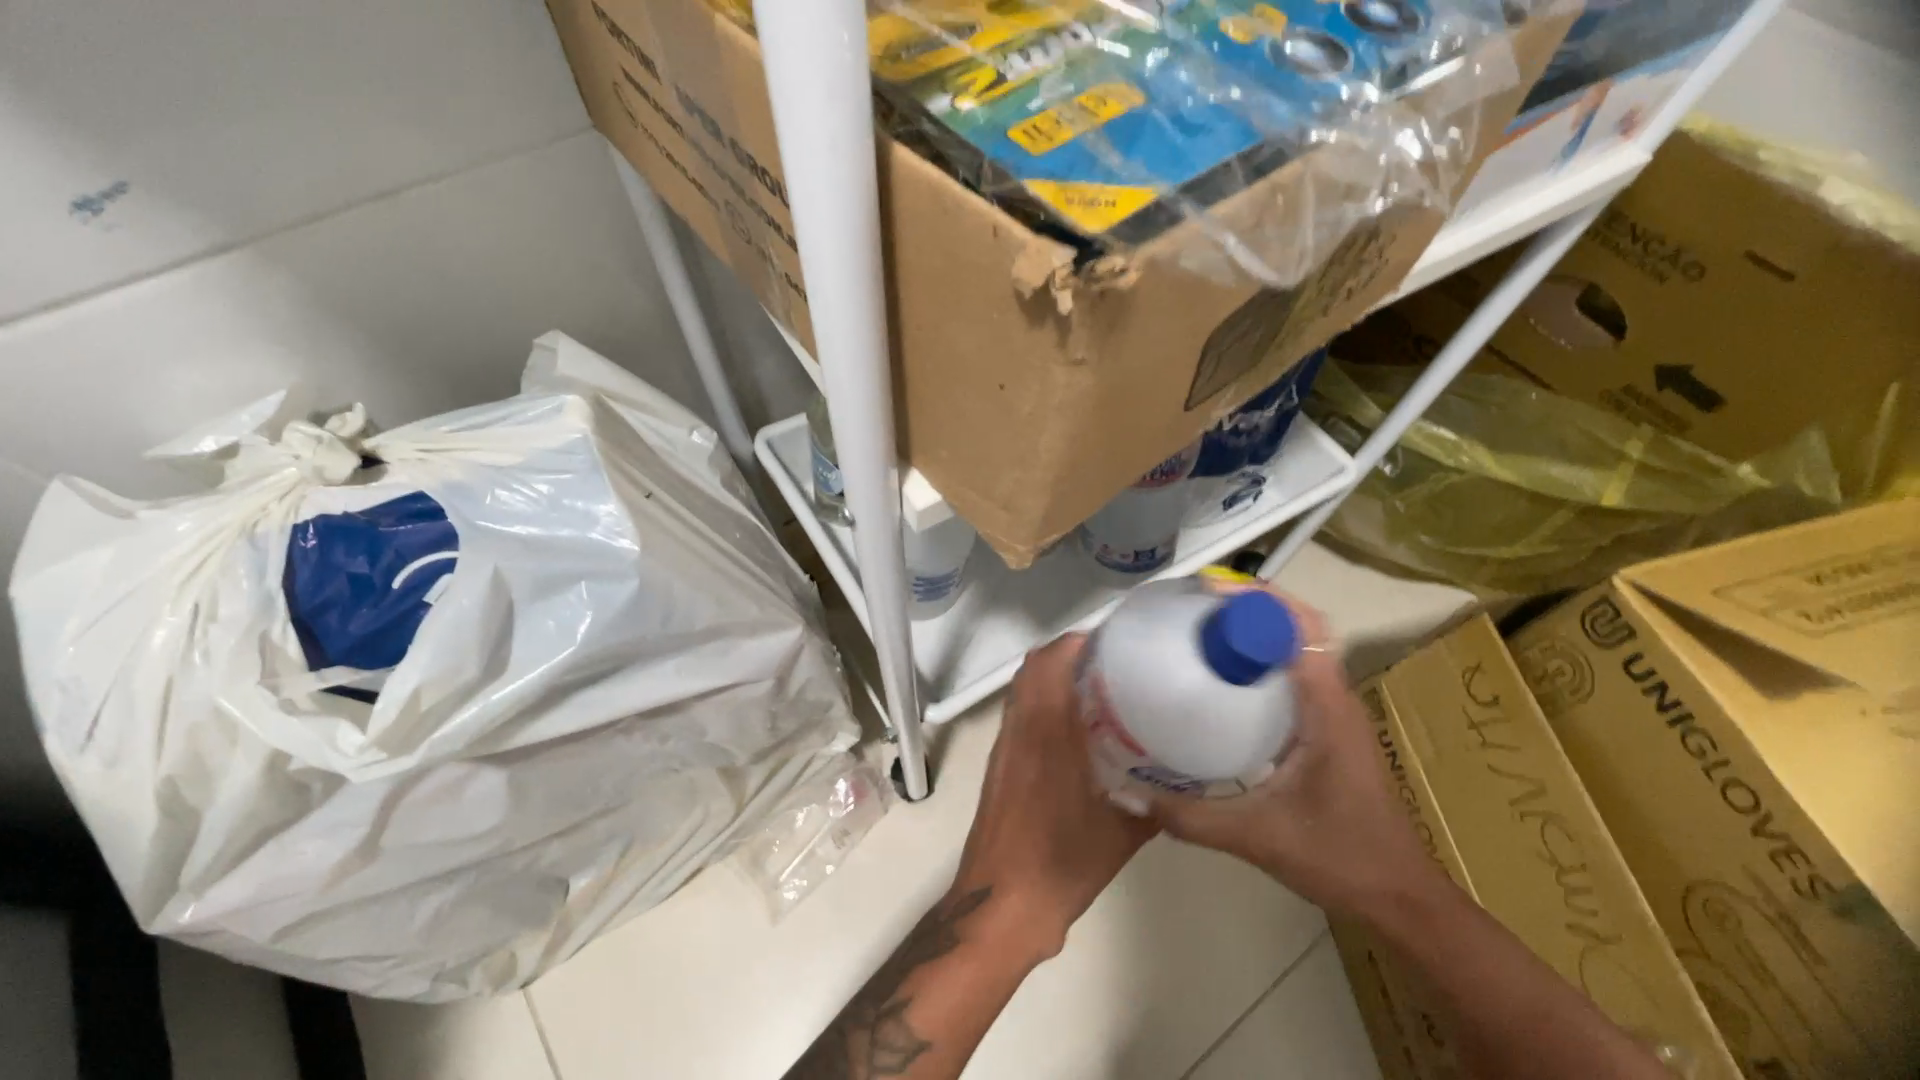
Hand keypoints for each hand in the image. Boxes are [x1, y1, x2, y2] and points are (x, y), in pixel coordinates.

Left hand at [953, 634, 1157, 960]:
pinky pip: (1022, 718)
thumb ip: (1154, 799)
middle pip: (1035, 669)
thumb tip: (1185, 776)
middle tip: (1119, 663)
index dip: (1082, 642)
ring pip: (1026, 692)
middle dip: (1073, 656)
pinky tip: (1082, 733)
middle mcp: (1020, 731)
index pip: (1051, 662)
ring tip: (1106, 691)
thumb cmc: (1061, 864)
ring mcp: (1005, 749)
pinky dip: (1047, 708)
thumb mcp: (1123, 833)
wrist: (1002, 906)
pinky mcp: (1000, 769)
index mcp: (1047, 733)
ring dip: (1057, 680)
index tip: (1121, 641)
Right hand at [1148, 592, 1444, 922]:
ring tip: (1202, 638)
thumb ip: (1189, 817)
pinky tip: (1225, 690)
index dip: (1257, 600)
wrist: (1398, 897)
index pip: (1301, 628)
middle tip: (1193, 612)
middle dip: (1250, 610)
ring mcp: (1337, 716)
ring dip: (1259, 635)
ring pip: (1301, 652)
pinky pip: (1298, 680)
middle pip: (1300, 629)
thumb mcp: (1255, 836)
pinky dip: (1265, 667)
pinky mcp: (1331, 733)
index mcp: (1326, 708)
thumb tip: (1128, 796)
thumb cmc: (1337, 857)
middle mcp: (1336, 700)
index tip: (1206, 594)